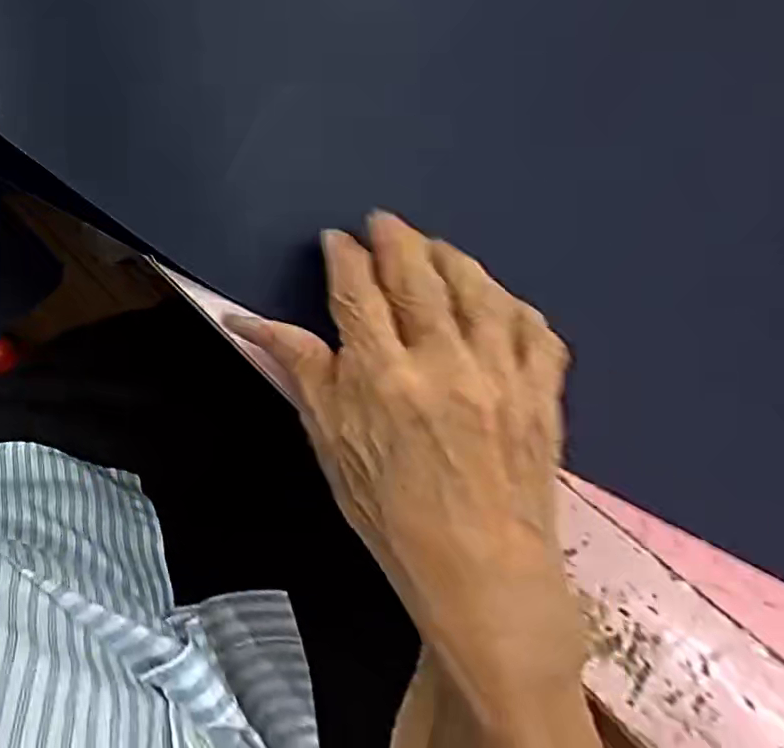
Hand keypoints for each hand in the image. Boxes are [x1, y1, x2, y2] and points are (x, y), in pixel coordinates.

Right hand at [229, 212, 593, 741]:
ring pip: (481, 296)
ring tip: (435, 244)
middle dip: (399, 242)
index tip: (336, 237)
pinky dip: (512, 302)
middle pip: (420, 282)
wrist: (476, 564)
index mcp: (381, 374)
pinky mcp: (542, 397)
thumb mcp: (322, 430)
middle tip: (384, 219)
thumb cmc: (380, 498)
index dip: (345, 258)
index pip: (359, 294)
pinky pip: (536, 332)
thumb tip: (240, 319)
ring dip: (455, 260)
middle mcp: (443, 364)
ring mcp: (501, 378)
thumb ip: (296, 363)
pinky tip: (495, 294)